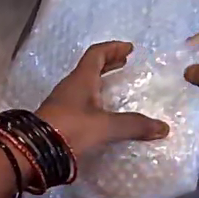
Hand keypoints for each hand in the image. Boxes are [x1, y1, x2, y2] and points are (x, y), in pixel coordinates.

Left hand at [35, 41, 169, 154]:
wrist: (35, 149)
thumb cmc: (71, 128)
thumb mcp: (106, 126)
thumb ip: (134, 125)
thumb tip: (163, 128)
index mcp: (81, 79)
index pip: (97, 54)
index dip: (113, 48)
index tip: (129, 48)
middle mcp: (70, 86)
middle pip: (89, 67)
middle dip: (108, 63)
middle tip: (123, 63)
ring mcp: (61, 101)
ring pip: (83, 84)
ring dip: (99, 80)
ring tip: (114, 85)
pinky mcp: (58, 117)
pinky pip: (78, 99)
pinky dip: (92, 97)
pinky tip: (99, 111)